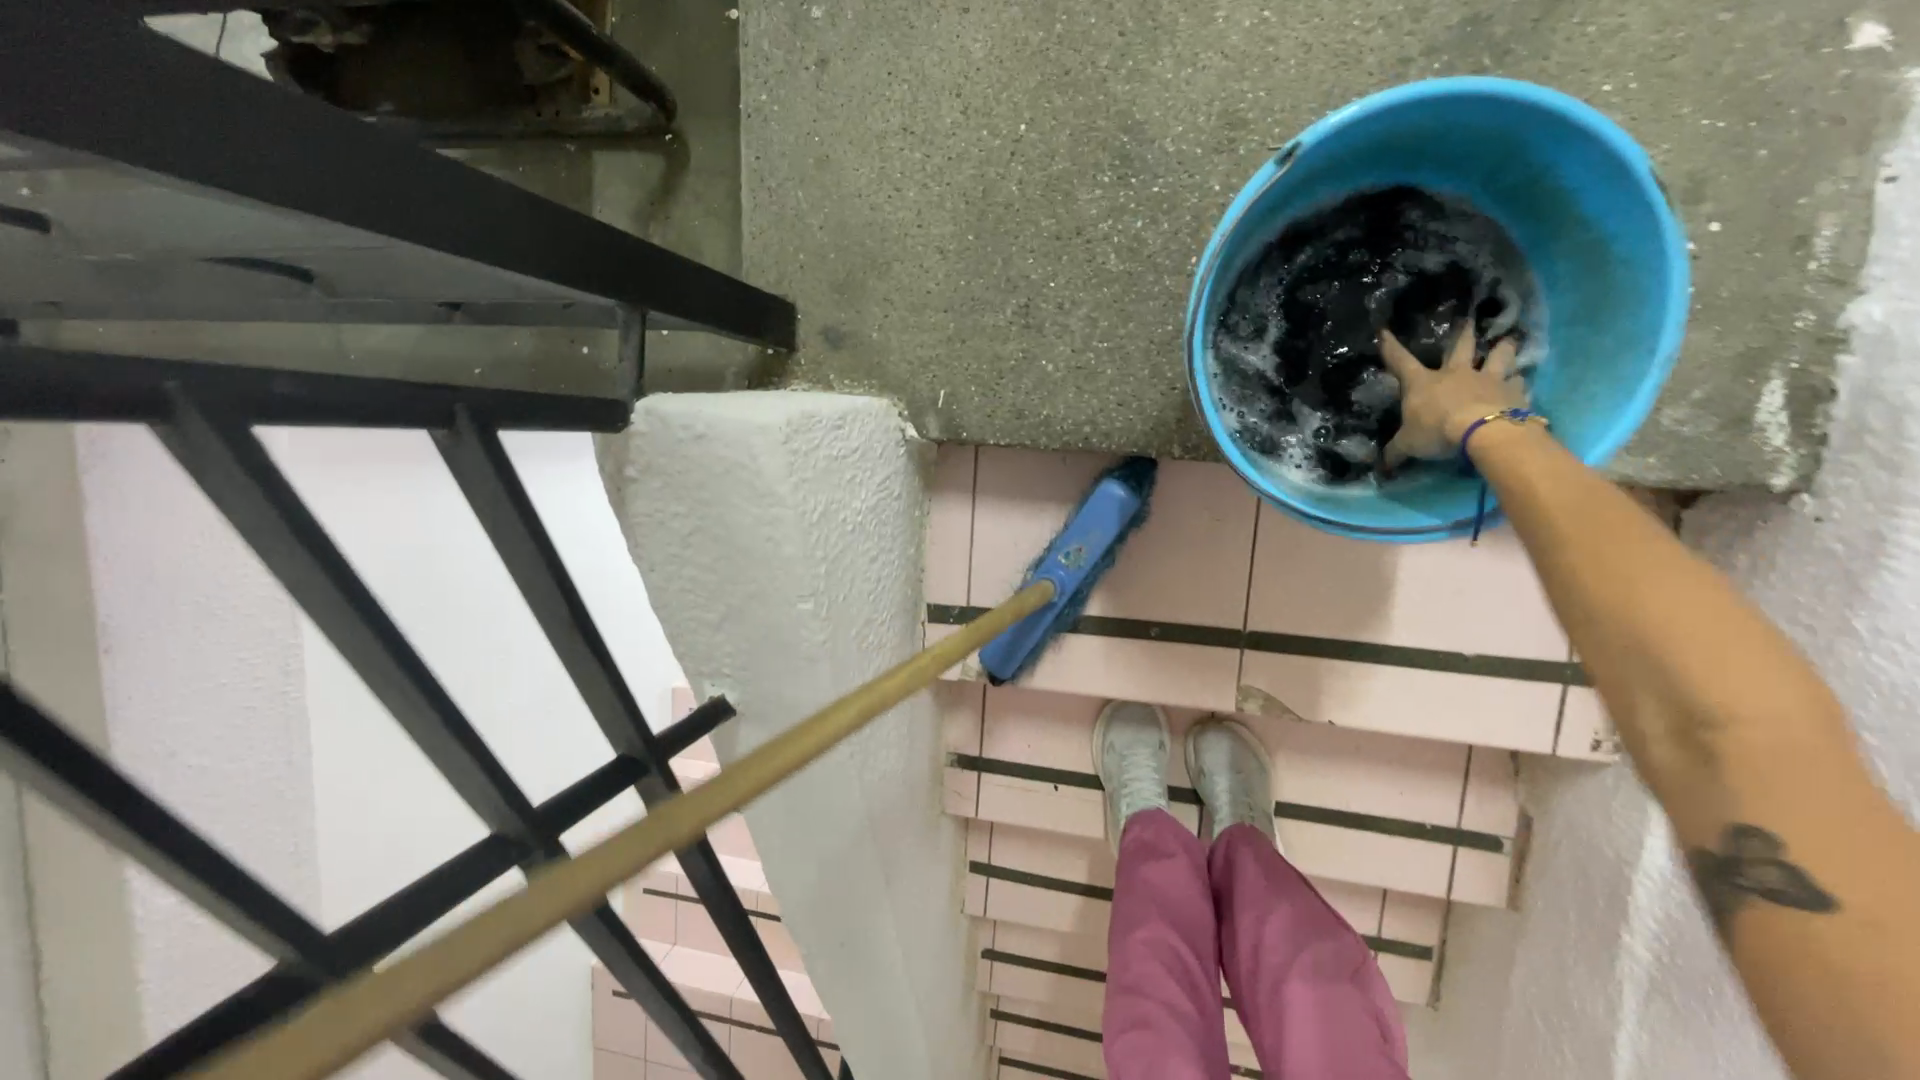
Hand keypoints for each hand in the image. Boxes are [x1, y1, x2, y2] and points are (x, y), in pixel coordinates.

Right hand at [1378, 323, 1528, 469]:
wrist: (1482, 431)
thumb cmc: (1437, 432)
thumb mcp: (1408, 445)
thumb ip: (1395, 452)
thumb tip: (1380, 468)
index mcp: (1423, 383)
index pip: (1400, 361)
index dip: (1390, 347)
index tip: (1383, 331)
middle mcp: (1455, 374)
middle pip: (1459, 347)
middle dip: (1462, 333)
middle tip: (1469, 318)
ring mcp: (1487, 379)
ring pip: (1497, 357)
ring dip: (1503, 348)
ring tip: (1508, 340)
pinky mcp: (1512, 391)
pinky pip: (1518, 382)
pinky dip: (1519, 381)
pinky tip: (1522, 381)